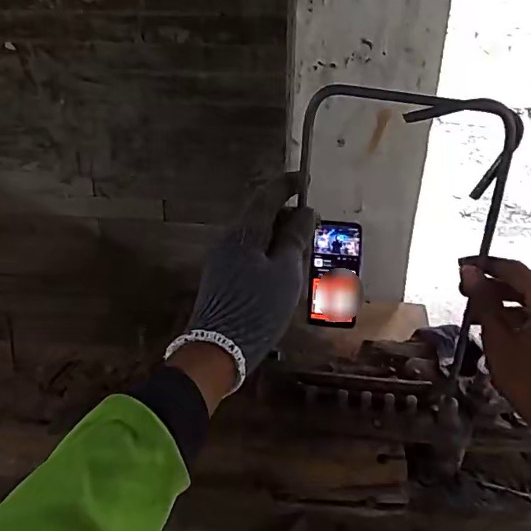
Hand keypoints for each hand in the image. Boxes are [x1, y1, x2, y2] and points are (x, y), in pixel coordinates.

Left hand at [170, 173, 318, 402]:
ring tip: (303, 250)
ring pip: (257, 236)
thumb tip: (306, 211)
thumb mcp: (286, 272)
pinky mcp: (223, 278)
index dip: (288, 185)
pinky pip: (251, 253)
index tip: (305, 179)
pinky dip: (270, 253)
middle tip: (313, 224)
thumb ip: (295, 238)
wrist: (217, 351)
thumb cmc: (257, 310)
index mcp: (245, 233)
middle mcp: (230, 240)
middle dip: (287, 215)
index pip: (267, 197)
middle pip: (261, 216)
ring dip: (280, 237)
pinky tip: (285, 272)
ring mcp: (223, 259)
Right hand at [459, 257, 530, 458]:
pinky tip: (505, 339)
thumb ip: (485, 306)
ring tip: (479, 319)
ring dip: (507, 308)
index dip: (485, 265)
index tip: (462, 267)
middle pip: (526, 287)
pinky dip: (523, 324)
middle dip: (494, 289)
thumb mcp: (502, 346)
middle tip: (465, 295)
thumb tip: (470, 274)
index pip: (514, 270)